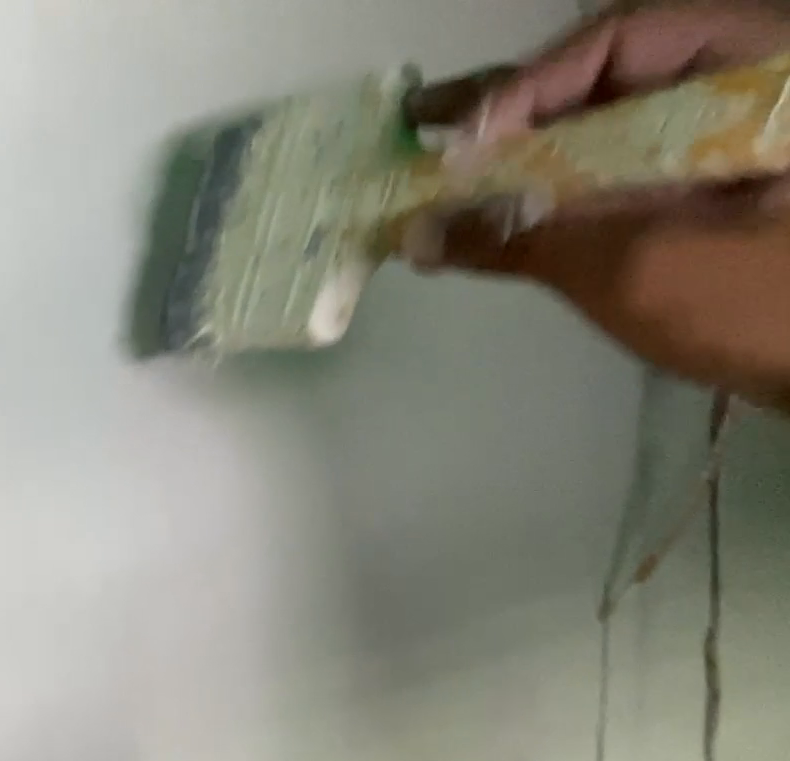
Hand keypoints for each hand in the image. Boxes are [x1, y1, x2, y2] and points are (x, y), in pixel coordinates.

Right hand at [403, 1, 789, 408]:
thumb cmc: (766, 310)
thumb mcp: (638, 265)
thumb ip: (525, 236)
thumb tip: (416, 234)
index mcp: (769, 71)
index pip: (628, 40)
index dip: (533, 86)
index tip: (464, 148)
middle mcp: (745, 86)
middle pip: (604, 72)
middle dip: (506, 105)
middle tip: (419, 122)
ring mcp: (723, 137)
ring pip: (599, 119)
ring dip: (513, 145)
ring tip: (435, 161)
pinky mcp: (700, 181)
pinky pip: (608, 163)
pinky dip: (540, 183)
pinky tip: (480, 206)